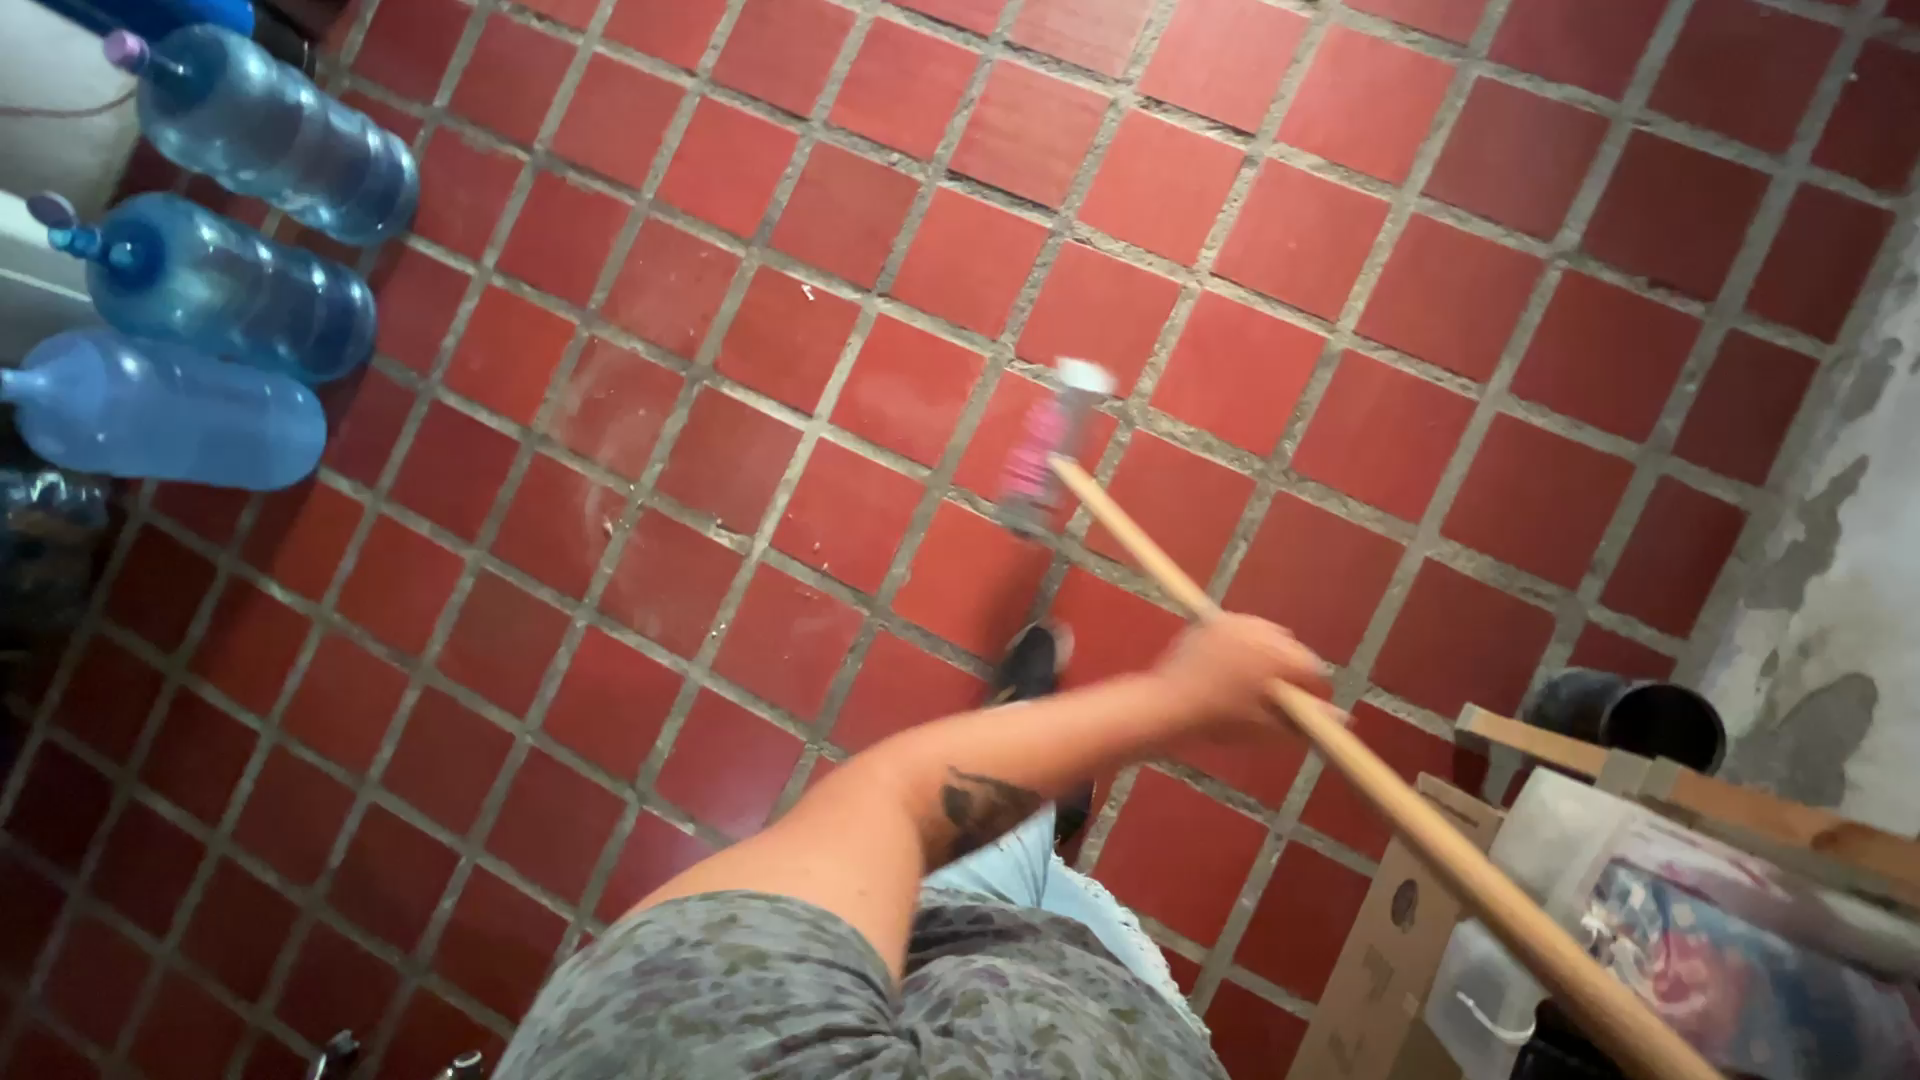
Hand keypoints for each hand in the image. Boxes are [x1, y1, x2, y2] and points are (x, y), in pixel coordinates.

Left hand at [1152, 615, 1331, 739]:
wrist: (1169, 703)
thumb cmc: (1219, 720)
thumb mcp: (1267, 727)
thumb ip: (1306, 721)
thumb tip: (1343, 719)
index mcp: (1278, 658)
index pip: (1313, 670)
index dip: (1312, 692)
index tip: (1304, 707)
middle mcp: (1261, 633)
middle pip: (1292, 649)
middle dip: (1291, 669)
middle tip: (1278, 693)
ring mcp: (1236, 622)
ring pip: (1269, 634)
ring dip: (1270, 652)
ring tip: (1257, 677)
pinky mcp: (1215, 621)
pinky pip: (1243, 628)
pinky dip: (1246, 642)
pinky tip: (1236, 662)